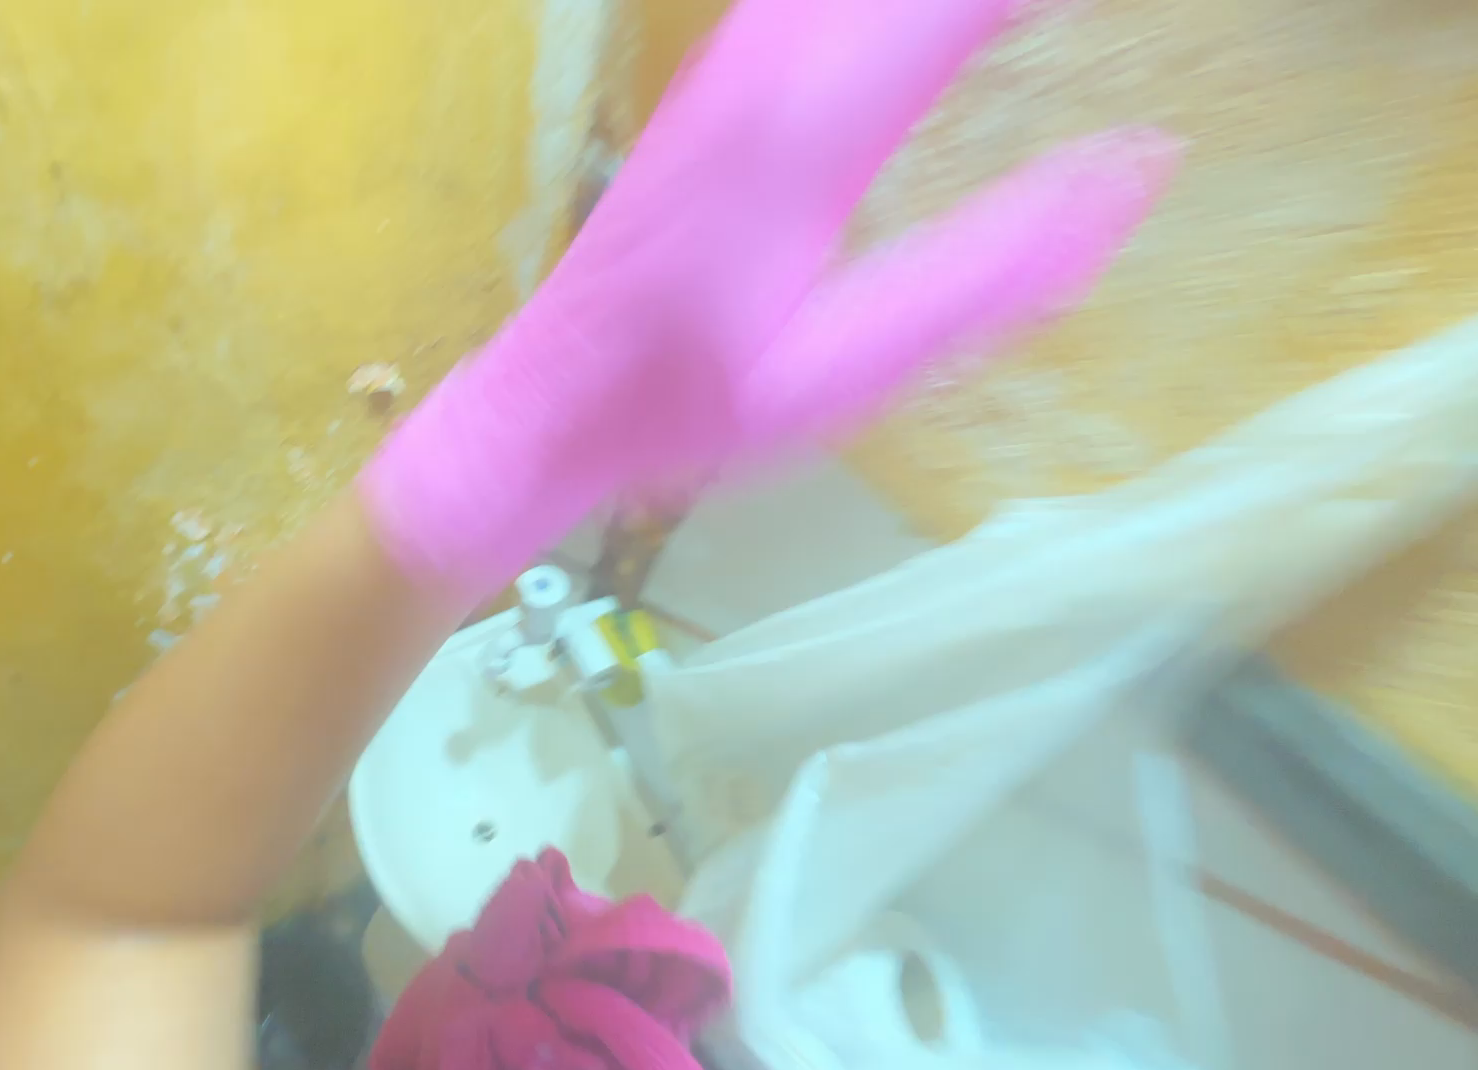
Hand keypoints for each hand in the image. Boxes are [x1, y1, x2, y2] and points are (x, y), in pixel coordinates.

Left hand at [362, 0, 1178, 600]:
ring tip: (1024, 25)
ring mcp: (726, 71)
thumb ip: (979, 281)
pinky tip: (946, 27)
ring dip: (954, 6)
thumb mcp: (834, 378)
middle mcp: (762, 68)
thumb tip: (1135, 170)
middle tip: (1061, 20)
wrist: (553, 400)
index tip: (1101, 8)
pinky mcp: (708, 94)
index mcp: (807, 129)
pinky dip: (893, 10)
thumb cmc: (678, 409)